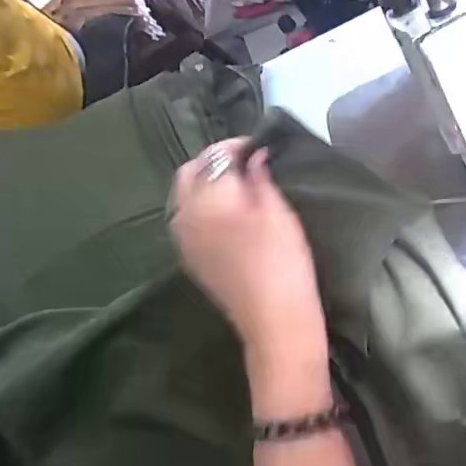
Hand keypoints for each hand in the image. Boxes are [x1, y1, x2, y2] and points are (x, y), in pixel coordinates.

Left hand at [170, 139, 326, 369]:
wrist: (273, 320)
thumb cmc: (282, 261)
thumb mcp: (278, 212)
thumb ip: (260, 178)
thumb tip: (253, 157)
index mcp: (207, 198)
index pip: (214, 156)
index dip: (236, 146)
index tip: (258, 146)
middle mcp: (185, 214)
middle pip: (190, 172)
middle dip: (214, 161)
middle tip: (245, 162)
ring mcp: (184, 239)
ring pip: (185, 196)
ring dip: (205, 182)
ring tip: (236, 185)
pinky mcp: (191, 259)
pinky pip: (188, 219)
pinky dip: (202, 206)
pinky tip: (226, 213)